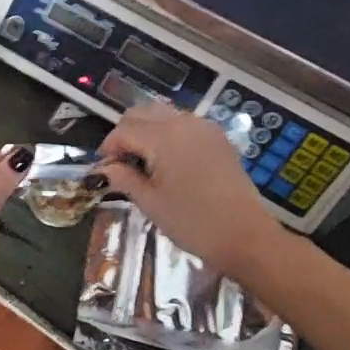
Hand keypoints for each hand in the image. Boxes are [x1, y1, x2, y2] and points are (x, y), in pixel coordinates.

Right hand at [97, 104, 290, 273]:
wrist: (245, 236)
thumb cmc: (192, 222)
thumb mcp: (150, 203)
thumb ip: (123, 179)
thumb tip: (104, 168)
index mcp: (162, 137)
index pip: (123, 131)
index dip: (108, 148)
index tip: (104, 170)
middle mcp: (183, 122)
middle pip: (141, 113)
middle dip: (125, 134)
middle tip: (121, 163)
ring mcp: (204, 127)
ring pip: (163, 114)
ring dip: (146, 130)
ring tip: (143, 161)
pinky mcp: (218, 138)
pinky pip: (184, 123)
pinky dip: (168, 132)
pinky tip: (168, 160)